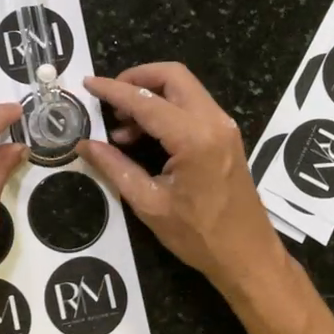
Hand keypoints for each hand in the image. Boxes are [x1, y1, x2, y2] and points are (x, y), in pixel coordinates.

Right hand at [78, 64, 293, 299]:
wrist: (249, 257)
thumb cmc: (199, 236)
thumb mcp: (148, 203)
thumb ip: (114, 167)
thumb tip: (84, 145)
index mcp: (194, 139)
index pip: (145, 101)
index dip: (113, 90)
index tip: (88, 83)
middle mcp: (213, 122)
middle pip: (173, 76)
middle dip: (137, 78)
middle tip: (108, 97)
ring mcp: (224, 127)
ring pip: (184, 88)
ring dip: (151, 95)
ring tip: (121, 127)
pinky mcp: (226, 136)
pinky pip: (192, 106)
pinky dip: (166, 108)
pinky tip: (143, 136)